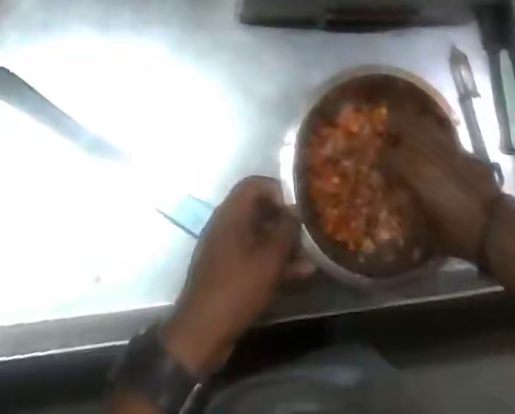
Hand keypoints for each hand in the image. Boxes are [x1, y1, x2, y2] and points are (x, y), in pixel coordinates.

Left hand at [161, 177, 305, 375]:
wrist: (203, 330)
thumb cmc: (237, 287)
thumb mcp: (269, 258)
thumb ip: (286, 230)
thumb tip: (296, 211)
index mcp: (231, 213)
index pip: (254, 184)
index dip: (279, 189)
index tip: (300, 206)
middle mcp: (226, 225)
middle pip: (258, 210)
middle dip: (285, 220)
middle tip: (309, 231)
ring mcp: (225, 249)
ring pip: (259, 236)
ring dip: (284, 245)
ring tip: (312, 256)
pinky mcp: (228, 271)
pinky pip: (254, 257)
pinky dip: (274, 263)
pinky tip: (300, 275)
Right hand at [384, 117, 504, 261]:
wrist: (497, 230)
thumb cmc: (457, 233)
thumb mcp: (425, 231)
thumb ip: (409, 216)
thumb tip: (399, 211)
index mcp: (413, 168)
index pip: (387, 155)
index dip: (378, 159)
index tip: (373, 164)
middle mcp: (428, 152)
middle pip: (405, 126)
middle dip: (393, 128)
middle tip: (385, 136)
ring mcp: (449, 149)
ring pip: (426, 126)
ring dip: (414, 126)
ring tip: (407, 132)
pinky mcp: (467, 154)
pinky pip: (445, 139)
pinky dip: (436, 138)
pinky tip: (435, 149)